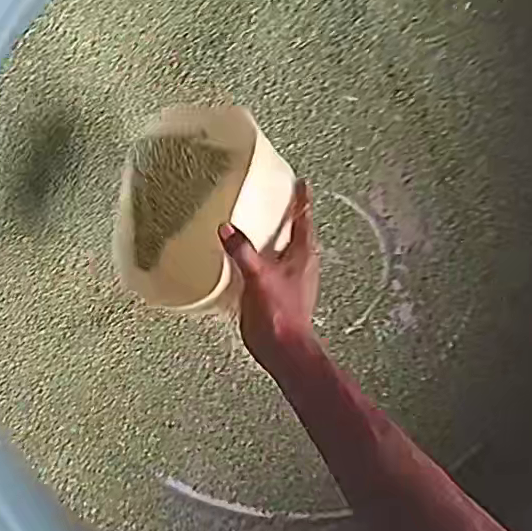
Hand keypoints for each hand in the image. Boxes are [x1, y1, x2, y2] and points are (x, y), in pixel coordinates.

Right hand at [219, 179, 319, 371]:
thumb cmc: (281, 313)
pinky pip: (269, 268)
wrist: (283, 346)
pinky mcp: (275, 293)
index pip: (304, 219)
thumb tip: (227, 229)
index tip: (301, 184)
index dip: (302, 200)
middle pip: (298, 234)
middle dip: (291, 218)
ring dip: (276, 239)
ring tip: (264, 227)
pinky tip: (248, 261)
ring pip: (285, 251)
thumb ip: (241, 250)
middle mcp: (298, 265)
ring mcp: (288, 280)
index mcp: (302, 255)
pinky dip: (261, 259)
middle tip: (284, 202)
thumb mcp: (258, 275)